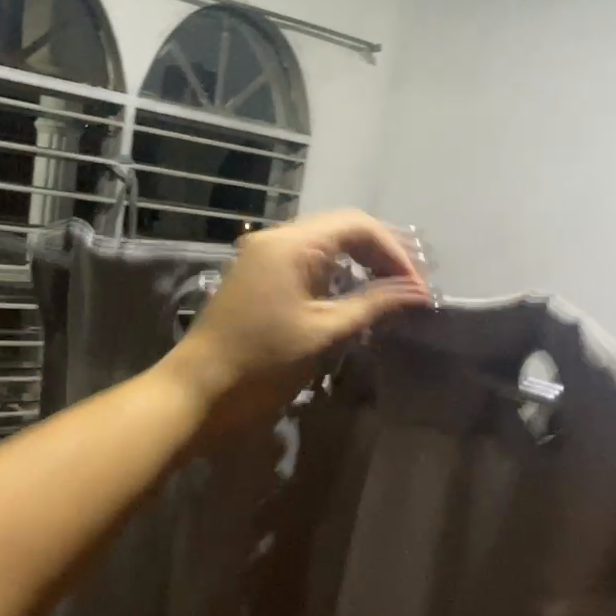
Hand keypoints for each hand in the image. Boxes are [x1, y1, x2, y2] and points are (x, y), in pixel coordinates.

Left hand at [158, 209, 432, 429]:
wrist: (198, 389)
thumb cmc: (262, 362)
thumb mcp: (324, 333)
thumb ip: (373, 305)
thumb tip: (416, 292)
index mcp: (291, 243)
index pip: (357, 225)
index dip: (394, 252)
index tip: (418, 287)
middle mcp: (275, 238)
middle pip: (340, 229)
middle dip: (379, 255)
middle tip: (410, 287)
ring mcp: (261, 256)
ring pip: (322, 246)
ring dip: (357, 264)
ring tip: (388, 292)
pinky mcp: (256, 277)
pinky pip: (303, 263)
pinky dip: (332, 275)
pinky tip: (352, 298)